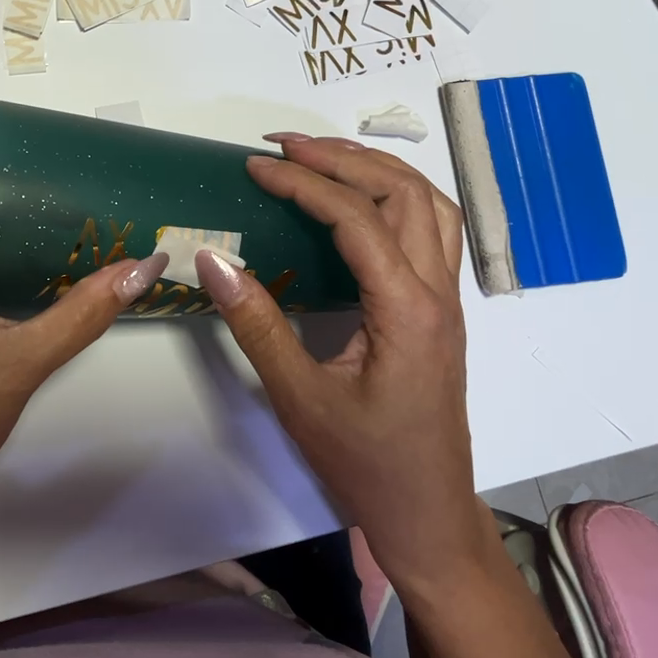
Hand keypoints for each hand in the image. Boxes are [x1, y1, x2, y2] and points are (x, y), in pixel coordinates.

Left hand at [0, 180, 167, 563]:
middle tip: (99, 212)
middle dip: (39, 214)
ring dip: (29, 247)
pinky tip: (58, 280)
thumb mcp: (22, 361)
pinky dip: (15, 275)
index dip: (28, 182)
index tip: (81, 180)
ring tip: (89, 240)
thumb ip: (84, 312)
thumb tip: (142, 267)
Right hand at [195, 135, 490, 597]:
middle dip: (344, 157)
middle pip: (405, 193)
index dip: (302, 183)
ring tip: (321, 156)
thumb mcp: (299, 395)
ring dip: (378, 169)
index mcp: (405, 308)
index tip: (255, 166)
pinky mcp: (440, 309)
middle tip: (286, 145)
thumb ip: (256, 322)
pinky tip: (361, 201)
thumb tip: (212, 258)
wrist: (426, 511)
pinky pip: (432, 229)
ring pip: (430, 205)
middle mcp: (436, 292)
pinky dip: (398, 196)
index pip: (356, 218)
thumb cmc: (364, 460)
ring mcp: (446, 300)